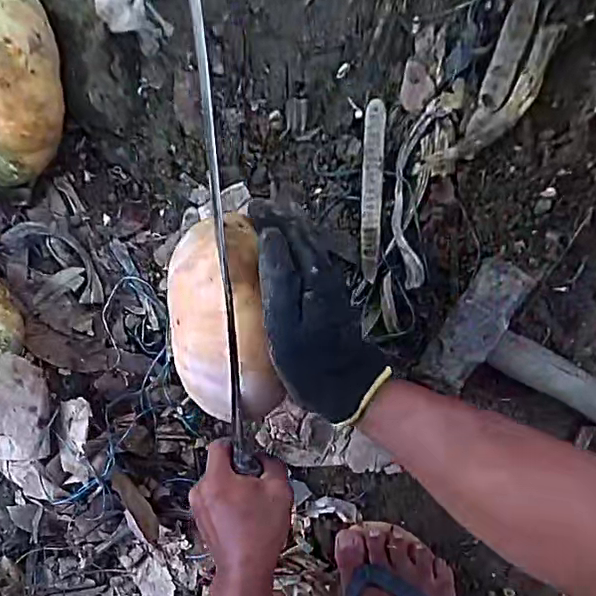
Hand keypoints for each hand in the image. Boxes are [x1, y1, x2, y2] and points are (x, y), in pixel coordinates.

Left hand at [190, 440, 292, 583]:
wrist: (245, 569)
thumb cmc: (258, 536)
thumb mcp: (279, 491)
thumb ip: (273, 465)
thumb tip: (266, 460)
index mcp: (216, 480)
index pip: (219, 445)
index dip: (238, 445)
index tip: (248, 452)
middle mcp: (201, 492)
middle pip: (219, 466)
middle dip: (239, 471)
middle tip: (257, 484)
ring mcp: (199, 507)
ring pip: (217, 484)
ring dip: (234, 488)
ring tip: (252, 505)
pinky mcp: (201, 520)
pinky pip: (215, 501)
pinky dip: (228, 504)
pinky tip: (245, 517)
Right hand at [249, 205, 390, 425]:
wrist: (346, 386)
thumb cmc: (309, 362)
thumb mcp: (284, 325)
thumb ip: (278, 279)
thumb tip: (271, 238)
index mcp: (311, 275)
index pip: (287, 234)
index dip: (268, 220)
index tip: (249, 210)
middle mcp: (324, 272)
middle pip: (301, 234)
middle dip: (279, 219)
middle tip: (256, 210)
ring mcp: (330, 283)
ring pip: (309, 244)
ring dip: (289, 230)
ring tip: (269, 223)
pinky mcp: (332, 295)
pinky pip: (311, 259)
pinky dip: (296, 248)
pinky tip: (286, 254)